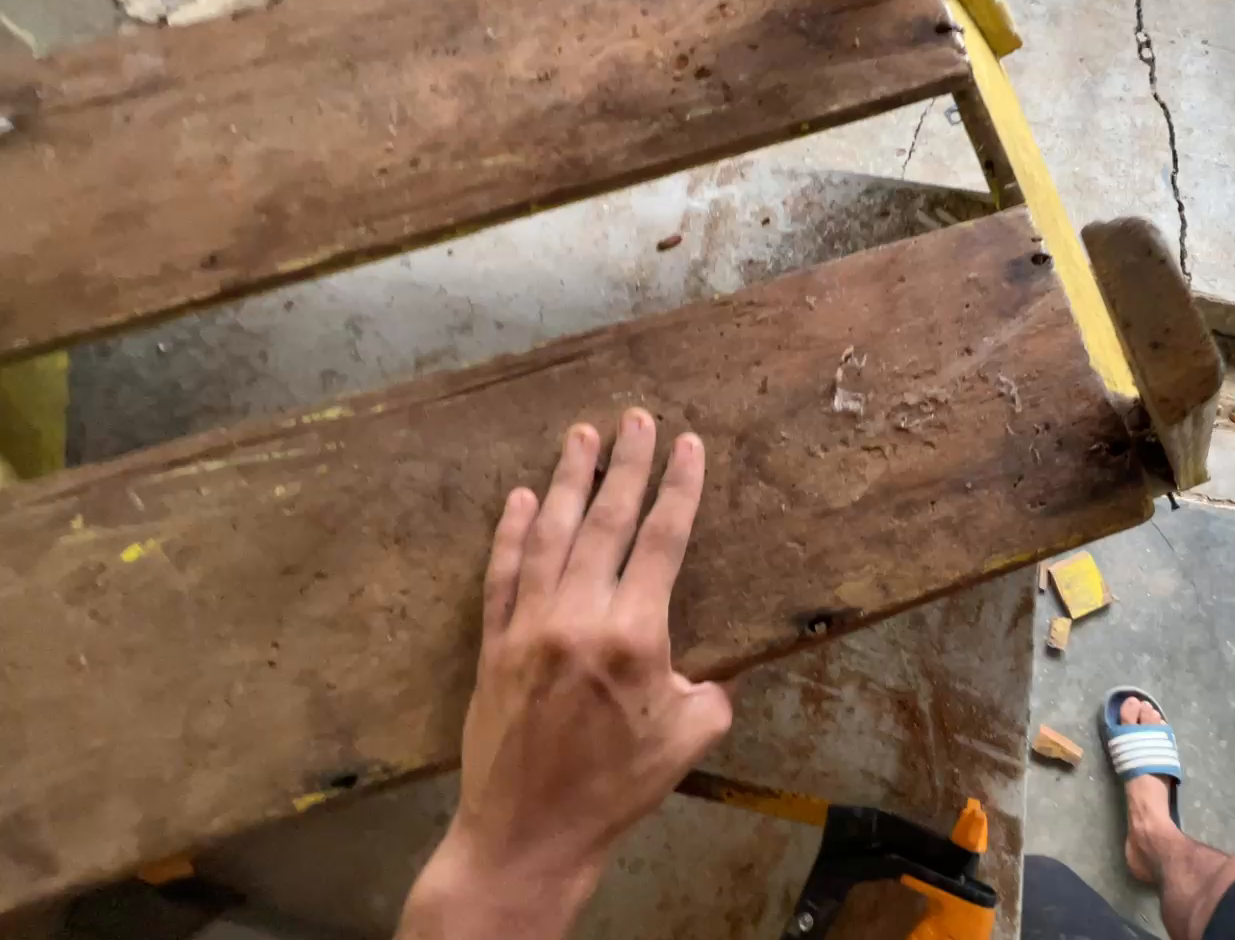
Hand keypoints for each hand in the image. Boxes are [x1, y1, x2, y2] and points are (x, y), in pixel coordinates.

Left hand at [397, 410, 732, 939]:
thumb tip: (719, 662)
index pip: (663, 540)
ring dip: (566, 481)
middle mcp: (578, 616)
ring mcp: (527, 626)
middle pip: (606, 521)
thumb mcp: (693, 733)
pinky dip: (508, 533)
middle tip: (635, 418)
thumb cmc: (619, 787)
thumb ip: (715, 687)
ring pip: (548, 535)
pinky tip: (515, 498)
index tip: (689, 445)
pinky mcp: (492, 645)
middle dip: (626, 464)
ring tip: (580, 436)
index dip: (679, 487)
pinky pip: (500, 575)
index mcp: (634, 634)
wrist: (524, 839)